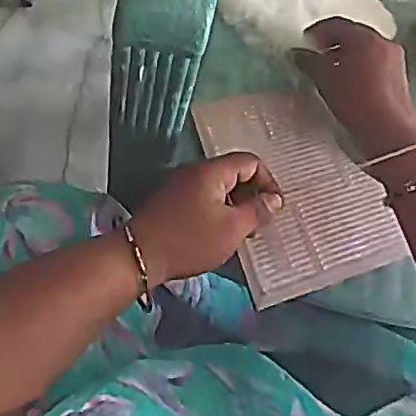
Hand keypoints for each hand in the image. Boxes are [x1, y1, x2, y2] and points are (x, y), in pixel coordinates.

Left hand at [129, 153, 281, 282]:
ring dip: (235, 205)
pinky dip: (217, 210)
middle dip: (252, 194)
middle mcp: (194, 171)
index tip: (274, 208)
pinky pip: (203, 197)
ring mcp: (180, 185)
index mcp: (210, 171)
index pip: (249, 162)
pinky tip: (220, 233)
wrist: (140, 254)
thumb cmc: (190, 240)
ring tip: (243, 232)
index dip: (268, 181)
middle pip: (233, 172)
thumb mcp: (232, 228)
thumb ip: (257, 210)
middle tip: (260, 222)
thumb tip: (274, 199)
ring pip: (218, 187)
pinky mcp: (171, 201)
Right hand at [292, 18, 415, 156]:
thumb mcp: (324, 79)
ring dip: (347, 52)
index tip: (304, 42)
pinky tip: (349, 78)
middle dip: (333, 40)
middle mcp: (382, 41)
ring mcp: (394, 57)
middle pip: (353, 33)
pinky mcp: (400, 73)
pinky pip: (375, 59)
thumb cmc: (353, 101)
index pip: (335, 24)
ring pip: (365, 46)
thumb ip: (309, 61)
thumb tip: (298, 52)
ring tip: (331, 67)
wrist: (388, 132)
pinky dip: (360, 62)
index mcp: (363, 38)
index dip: (316, 31)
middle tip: (315, 52)